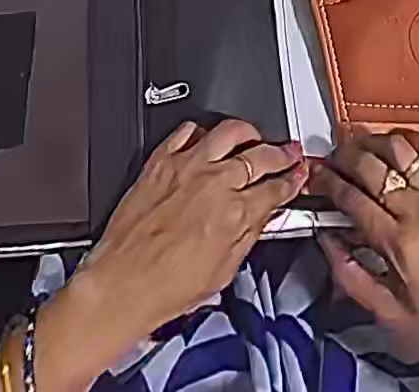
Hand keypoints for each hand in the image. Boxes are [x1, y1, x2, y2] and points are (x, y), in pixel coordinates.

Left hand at [34, 119, 306, 390]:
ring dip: (247, 131)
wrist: (121, 285)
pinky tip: (206, 136)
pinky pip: (187, 130)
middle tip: (288, 151)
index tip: (297, 175)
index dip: (292, 179)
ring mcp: (188, 166)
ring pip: (229, 131)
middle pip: (261, 155)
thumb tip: (263, 215)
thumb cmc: (165, 288)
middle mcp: (215, 182)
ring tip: (254, 134)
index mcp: (235, 213)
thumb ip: (249, 234)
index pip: (276, 187)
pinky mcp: (162, 160)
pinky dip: (201, 131)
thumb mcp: (223, 271)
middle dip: (282, 152)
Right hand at [310, 131, 418, 391]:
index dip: (328, 183)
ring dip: (372, 141)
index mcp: (399, 243)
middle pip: (370, 165)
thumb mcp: (386, 311)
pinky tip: (396, 142)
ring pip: (398, 148)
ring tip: (357, 146)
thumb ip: (349, 274)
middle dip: (342, 158)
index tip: (318, 179)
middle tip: (331, 162)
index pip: (352, 198)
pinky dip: (412, 138)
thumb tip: (327, 241)